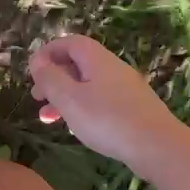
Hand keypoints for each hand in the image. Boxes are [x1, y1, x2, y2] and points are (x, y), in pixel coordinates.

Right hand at [28, 34, 185, 164]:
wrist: (157, 146)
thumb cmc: (107, 119)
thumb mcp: (69, 98)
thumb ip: (50, 78)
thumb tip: (38, 62)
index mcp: (98, 60)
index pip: (70, 43)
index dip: (48, 51)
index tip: (32, 70)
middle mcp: (113, 69)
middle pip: (78, 64)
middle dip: (53, 78)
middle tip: (36, 97)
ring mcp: (125, 89)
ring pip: (87, 85)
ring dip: (64, 97)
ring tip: (47, 118)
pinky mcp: (132, 108)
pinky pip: (99, 100)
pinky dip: (81, 108)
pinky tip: (75, 126)